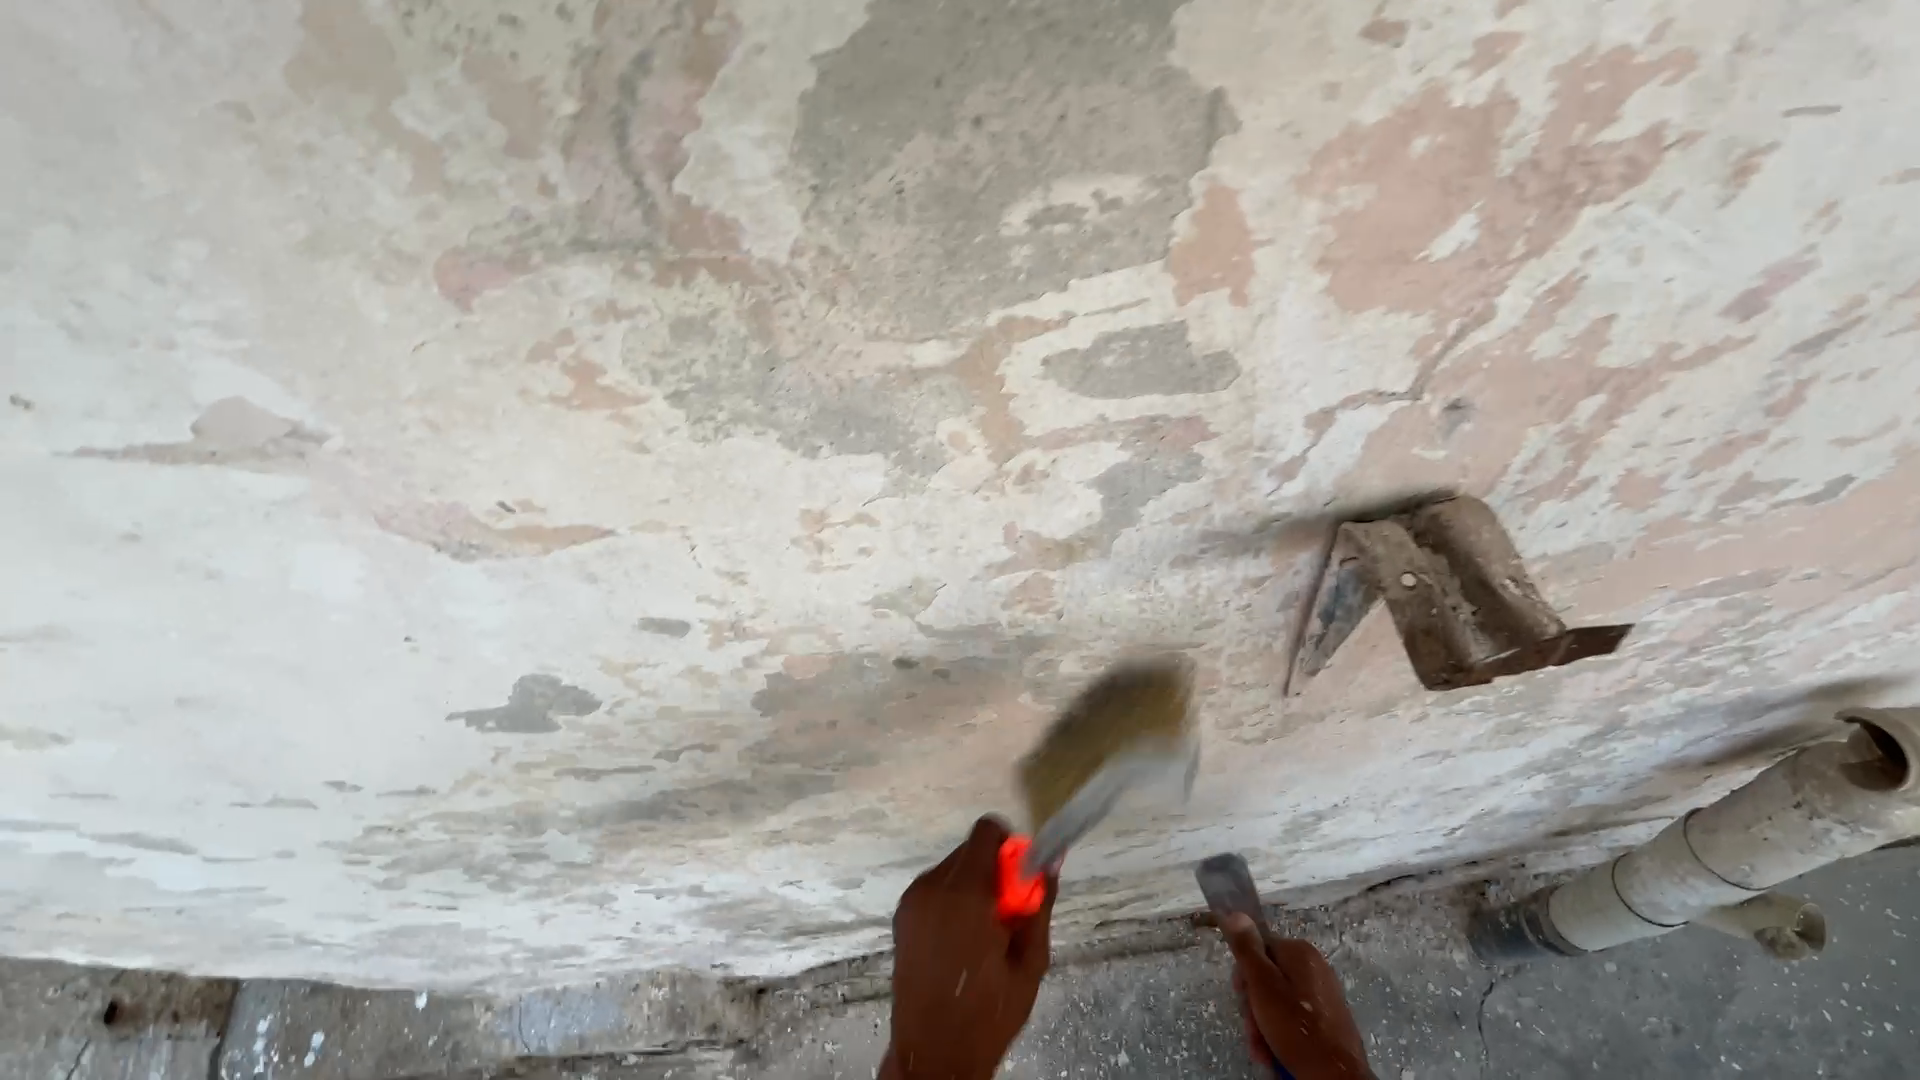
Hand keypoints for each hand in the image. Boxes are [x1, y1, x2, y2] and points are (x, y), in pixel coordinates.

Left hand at [880, 816, 1055, 1079]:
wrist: (932, 1055)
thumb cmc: (988, 1013)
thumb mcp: (1030, 961)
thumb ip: (1039, 904)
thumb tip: (1051, 862)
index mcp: (966, 893)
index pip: (987, 832)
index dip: (1009, 845)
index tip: (1021, 875)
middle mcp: (933, 886)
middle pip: (970, 849)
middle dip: (994, 869)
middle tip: (1008, 912)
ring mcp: (912, 899)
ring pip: (952, 867)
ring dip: (973, 884)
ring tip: (984, 931)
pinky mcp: (901, 914)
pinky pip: (935, 887)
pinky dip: (952, 898)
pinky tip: (961, 939)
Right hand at [1221, 914, 1371, 1079]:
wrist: (1336, 1078)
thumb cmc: (1296, 1028)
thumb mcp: (1262, 985)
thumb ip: (1246, 948)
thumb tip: (1235, 912)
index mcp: (1300, 952)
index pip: (1258, 948)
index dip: (1244, 973)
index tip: (1241, 995)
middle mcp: (1314, 967)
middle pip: (1267, 977)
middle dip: (1253, 1005)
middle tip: (1252, 1027)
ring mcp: (1323, 994)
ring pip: (1277, 1000)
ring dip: (1262, 1023)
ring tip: (1261, 1047)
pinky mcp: (1327, 1019)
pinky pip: (1293, 1017)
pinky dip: (1280, 1032)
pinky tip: (1274, 1051)